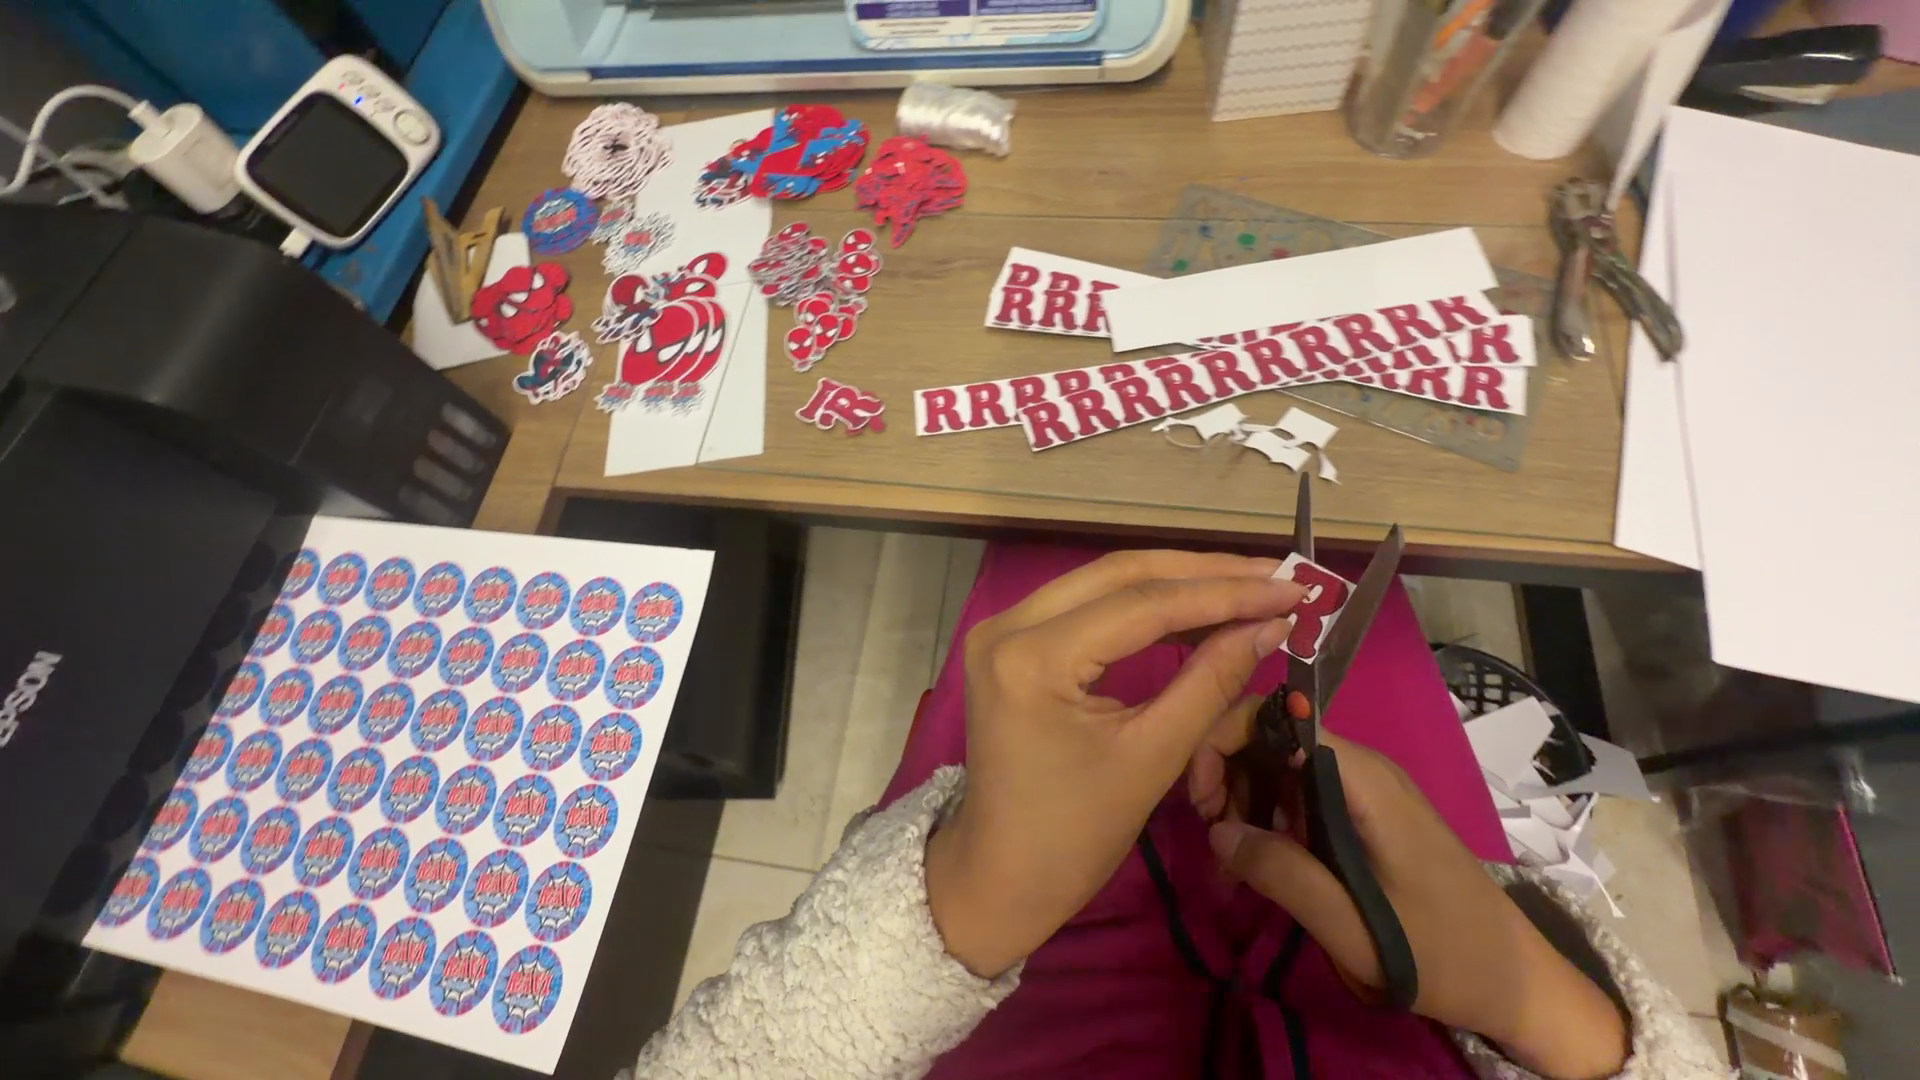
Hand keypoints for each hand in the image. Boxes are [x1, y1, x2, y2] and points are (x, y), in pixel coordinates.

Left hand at [924, 551, 1304, 978]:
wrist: (1002, 874)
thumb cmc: (1074, 834)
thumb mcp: (1152, 756)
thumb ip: (1210, 680)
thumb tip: (1270, 624)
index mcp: (1032, 657)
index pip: (1142, 604)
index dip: (1224, 592)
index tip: (1292, 587)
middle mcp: (1007, 624)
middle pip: (1119, 575)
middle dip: (1203, 573)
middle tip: (1276, 574)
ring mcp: (1002, 628)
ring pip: (1103, 582)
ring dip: (1176, 583)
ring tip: (1248, 586)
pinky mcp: (1010, 640)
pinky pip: (1085, 606)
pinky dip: (1142, 605)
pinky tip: (1195, 609)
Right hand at [1193, 715, 1628, 1079]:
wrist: (1521, 985)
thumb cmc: (1443, 955)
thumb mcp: (1354, 928)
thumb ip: (1282, 874)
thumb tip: (1217, 831)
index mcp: (1360, 777)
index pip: (1272, 716)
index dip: (1222, 742)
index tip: (1202, 802)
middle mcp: (1359, 767)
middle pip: (1269, 737)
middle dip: (1225, 776)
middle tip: (1212, 836)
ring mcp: (1363, 788)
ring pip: (1279, 766)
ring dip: (1243, 801)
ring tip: (1230, 860)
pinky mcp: (1363, 811)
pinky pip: (1300, 792)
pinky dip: (1269, 817)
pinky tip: (1260, 859)